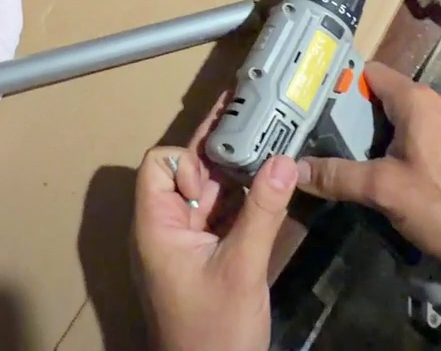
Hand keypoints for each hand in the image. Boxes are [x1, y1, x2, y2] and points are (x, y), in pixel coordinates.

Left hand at [132, 132, 296, 350]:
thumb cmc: (214, 331)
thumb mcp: (241, 269)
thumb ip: (262, 212)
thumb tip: (284, 159)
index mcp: (156, 225)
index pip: (159, 164)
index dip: (187, 160)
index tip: (217, 178)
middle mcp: (167, 226)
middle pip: (187, 171)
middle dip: (218, 148)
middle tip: (251, 111)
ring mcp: (187, 241)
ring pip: (207, 190)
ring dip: (234, 170)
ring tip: (266, 135)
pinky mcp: (206, 254)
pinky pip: (221, 213)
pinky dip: (241, 196)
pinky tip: (267, 179)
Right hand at [296, 62, 440, 270]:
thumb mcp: (388, 191)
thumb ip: (341, 176)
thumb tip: (296, 169)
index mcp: (414, 99)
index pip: (364, 72)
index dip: (334, 84)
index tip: (305, 103)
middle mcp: (432, 101)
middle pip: (377, 96)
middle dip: (347, 116)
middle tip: (314, 135)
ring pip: (396, 119)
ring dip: (370, 136)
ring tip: (339, 156)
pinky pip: (415, 135)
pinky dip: (393, 147)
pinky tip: (381, 174)